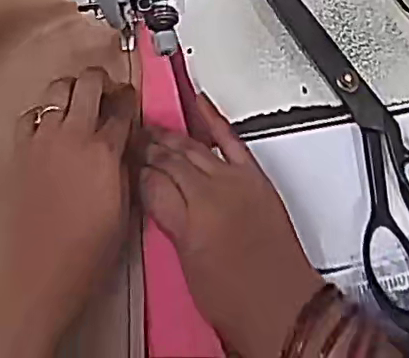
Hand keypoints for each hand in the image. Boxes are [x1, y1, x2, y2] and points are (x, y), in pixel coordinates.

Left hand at [0, 68, 137, 357]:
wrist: (40, 273)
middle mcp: (74, 134)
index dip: (129, 98)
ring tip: (78, 102)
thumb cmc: (89, 249)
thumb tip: (123, 142)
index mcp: (104, 150)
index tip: (130, 99)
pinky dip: (42, 114)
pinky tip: (49, 127)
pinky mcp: (21, 149)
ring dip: (72, 89)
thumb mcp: (122, 206)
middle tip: (106, 90)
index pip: (122, 107)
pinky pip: (31, 115)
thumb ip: (123, 165)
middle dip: (102, 79)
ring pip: (58, 88)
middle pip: (90, 82)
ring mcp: (44, 138)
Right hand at [137, 93, 326, 357]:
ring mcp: (232, 180)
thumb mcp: (187, 266)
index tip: (126, 163)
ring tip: (153, 127)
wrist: (282, 308)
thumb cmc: (236, 302)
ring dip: (171, 136)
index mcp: (187, 222)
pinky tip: (200, 102)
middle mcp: (208, 194)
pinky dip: (214, 118)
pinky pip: (229, 139)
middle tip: (132, 138)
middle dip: (148, 148)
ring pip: (192, 147)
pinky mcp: (253, 175)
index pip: (150, 182)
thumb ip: (168, 223)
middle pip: (169, 160)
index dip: (136, 171)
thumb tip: (154, 197)